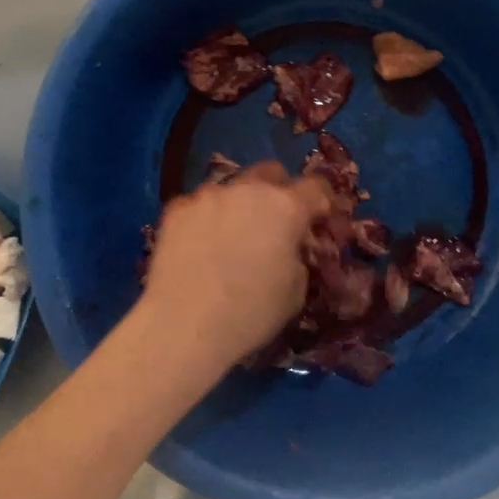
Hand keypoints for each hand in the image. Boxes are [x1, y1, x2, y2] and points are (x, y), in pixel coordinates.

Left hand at [141, 163, 330, 363]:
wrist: (183, 326)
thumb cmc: (250, 314)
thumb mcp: (296, 291)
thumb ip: (297, 255)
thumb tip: (288, 246)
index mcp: (285, 207)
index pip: (316, 187)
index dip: (322, 201)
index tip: (319, 219)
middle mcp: (248, 190)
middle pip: (272, 173)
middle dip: (279, 191)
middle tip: (275, 223)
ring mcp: (208, 195)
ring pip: (233, 187)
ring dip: (240, 204)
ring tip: (232, 236)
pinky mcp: (176, 208)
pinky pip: (200, 205)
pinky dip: (207, 218)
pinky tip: (200, 245)